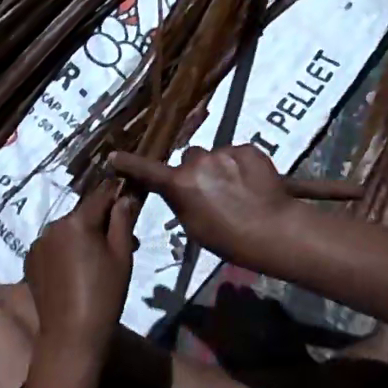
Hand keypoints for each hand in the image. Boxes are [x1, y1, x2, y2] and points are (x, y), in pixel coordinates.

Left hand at [24, 186, 136, 358]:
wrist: (71, 336)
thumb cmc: (104, 295)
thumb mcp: (122, 256)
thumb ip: (123, 221)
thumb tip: (125, 197)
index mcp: (77, 221)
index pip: (101, 194)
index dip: (116, 192)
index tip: (129, 193)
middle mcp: (53, 226)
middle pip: (83, 214)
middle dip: (101, 222)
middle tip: (120, 243)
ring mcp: (38, 243)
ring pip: (68, 230)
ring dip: (83, 236)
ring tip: (98, 261)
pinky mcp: (30, 260)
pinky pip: (53, 245)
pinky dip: (66, 250)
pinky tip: (76, 271)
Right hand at [106, 146, 297, 267]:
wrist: (273, 229)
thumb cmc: (229, 238)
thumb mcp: (194, 227)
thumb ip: (181, 202)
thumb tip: (178, 190)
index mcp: (180, 184)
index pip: (147, 171)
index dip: (129, 164)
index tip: (114, 156)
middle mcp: (198, 162)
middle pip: (190, 158)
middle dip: (196, 169)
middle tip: (212, 191)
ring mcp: (224, 152)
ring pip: (215, 156)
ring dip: (220, 168)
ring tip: (239, 191)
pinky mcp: (247, 148)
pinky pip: (237, 154)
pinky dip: (241, 166)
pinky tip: (253, 184)